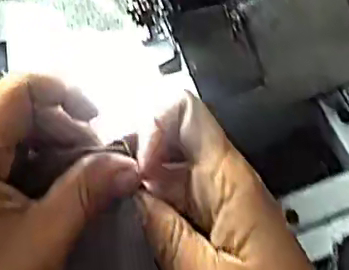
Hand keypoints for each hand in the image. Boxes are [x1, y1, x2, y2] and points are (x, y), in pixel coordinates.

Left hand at [0, 73, 143, 269]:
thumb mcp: (42, 238)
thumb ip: (87, 190)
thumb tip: (128, 162)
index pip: (21, 88)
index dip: (63, 92)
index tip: (97, 116)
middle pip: (26, 110)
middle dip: (69, 128)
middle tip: (103, 157)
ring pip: (25, 133)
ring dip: (63, 148)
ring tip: (92, 175)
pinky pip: (18, 156)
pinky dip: (48, 165)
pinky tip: (71, 187)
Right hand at [136, 96, 313, 269]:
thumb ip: (168, 231)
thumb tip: (135, 195)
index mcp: (230, 175)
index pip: (185, 109)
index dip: (152, 126)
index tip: (134, 169)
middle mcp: (230, 180)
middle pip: (175, 144)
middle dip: (144, 166)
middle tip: (118, 198)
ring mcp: (229, 204)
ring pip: (178, 178)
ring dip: (151, 194)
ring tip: (130, 222)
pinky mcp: (229, 230)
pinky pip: (188, 207)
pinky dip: (164, 216)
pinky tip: (149, 239)